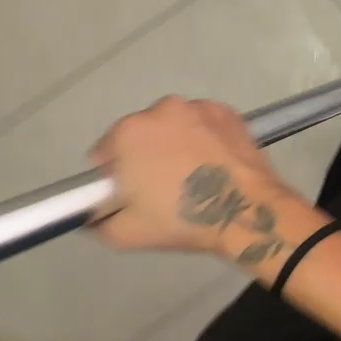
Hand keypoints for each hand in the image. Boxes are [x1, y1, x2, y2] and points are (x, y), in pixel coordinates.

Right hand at [87, 96, 315, 271]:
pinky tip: (214, 162)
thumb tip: (92, 212)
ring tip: (194, 175)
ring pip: (174, 127)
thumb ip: (95, 219)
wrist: (247, 211)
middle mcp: (162, 109)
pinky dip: (205, 138)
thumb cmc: (183, 219)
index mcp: (129, 132)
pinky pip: (204, 124)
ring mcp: (199, 107)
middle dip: (146, 157)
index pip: (105, 153)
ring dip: (176, 144)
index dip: (115, 176)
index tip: (133, 193)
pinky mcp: (228, 113)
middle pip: (141, 135)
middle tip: (165, 187)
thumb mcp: (123, 233)